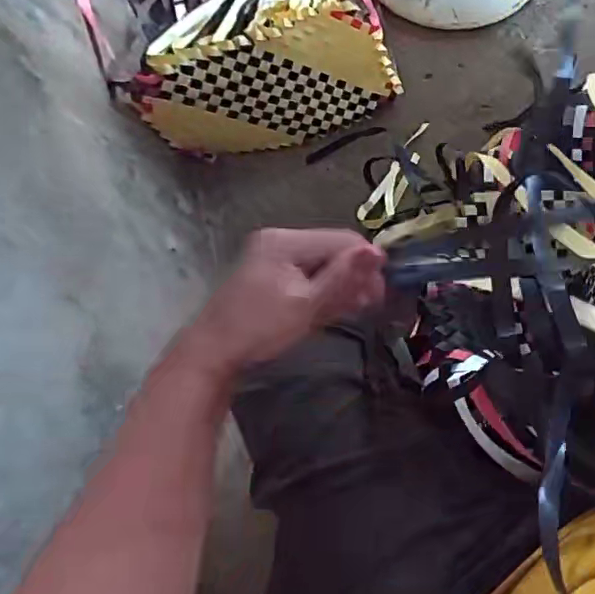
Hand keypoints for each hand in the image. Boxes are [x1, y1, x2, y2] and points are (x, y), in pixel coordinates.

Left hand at [184, 228, 384, 371]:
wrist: (213, 354)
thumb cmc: (260, 329)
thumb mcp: (307, 304)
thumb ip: (344, 277)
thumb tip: (377, 252)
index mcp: (286, 241)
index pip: (343, 240)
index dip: (367, 262)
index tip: (381, 292)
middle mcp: (281, 240)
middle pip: (334, 249)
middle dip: (356, 274)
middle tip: (371, 303)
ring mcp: (276, 255)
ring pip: (325, 262)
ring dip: (344, 283)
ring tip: (357, 307)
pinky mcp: (275, 272)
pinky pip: (311, 272)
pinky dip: (326, 288)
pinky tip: (337, 305)